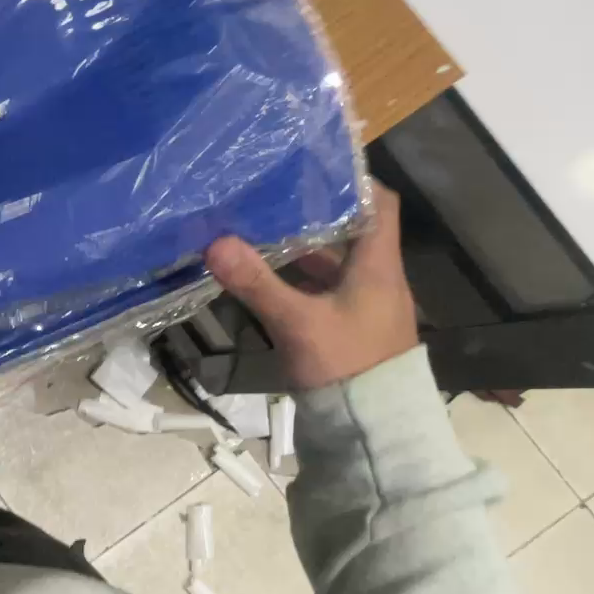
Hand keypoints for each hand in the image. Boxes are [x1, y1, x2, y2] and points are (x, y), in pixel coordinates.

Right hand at [204, 180, 418, 390]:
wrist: (370, 425)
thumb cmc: (345, 364)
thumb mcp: (296, 322)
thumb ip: (257, 282)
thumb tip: (215, 243)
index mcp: (376, 267)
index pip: (377, 207)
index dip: (353, 182)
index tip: (313, 167)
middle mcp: (372, 279)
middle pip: (346, 233)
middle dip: (308, 215)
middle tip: (266, 197)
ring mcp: (358, 305)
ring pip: (328, 264)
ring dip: (296, 249)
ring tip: (253, 231)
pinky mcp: (341, 327)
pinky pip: (317, 290)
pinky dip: (291, 279)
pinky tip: (260, 277)